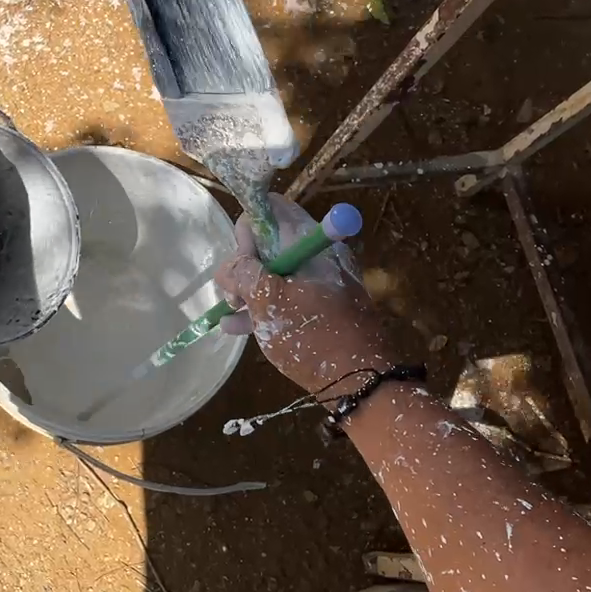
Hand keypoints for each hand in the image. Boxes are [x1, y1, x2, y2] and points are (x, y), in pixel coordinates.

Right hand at [216, 196, 398, 393]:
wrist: (360, 382)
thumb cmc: (312, 334)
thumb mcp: (267, 301)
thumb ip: (242, 274)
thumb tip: (230, 267)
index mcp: (308, 242)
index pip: (271, 209)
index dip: (247, 230)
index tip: (241, 262)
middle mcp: (315, 255)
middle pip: (268, 243)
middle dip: (244, 265)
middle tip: (233, 293)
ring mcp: (318, 282)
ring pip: (273, 273)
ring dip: (248, 290)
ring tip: (230, 312)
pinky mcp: (319, 308)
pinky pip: (284, 297)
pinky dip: (262, 307)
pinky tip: (236, 327)